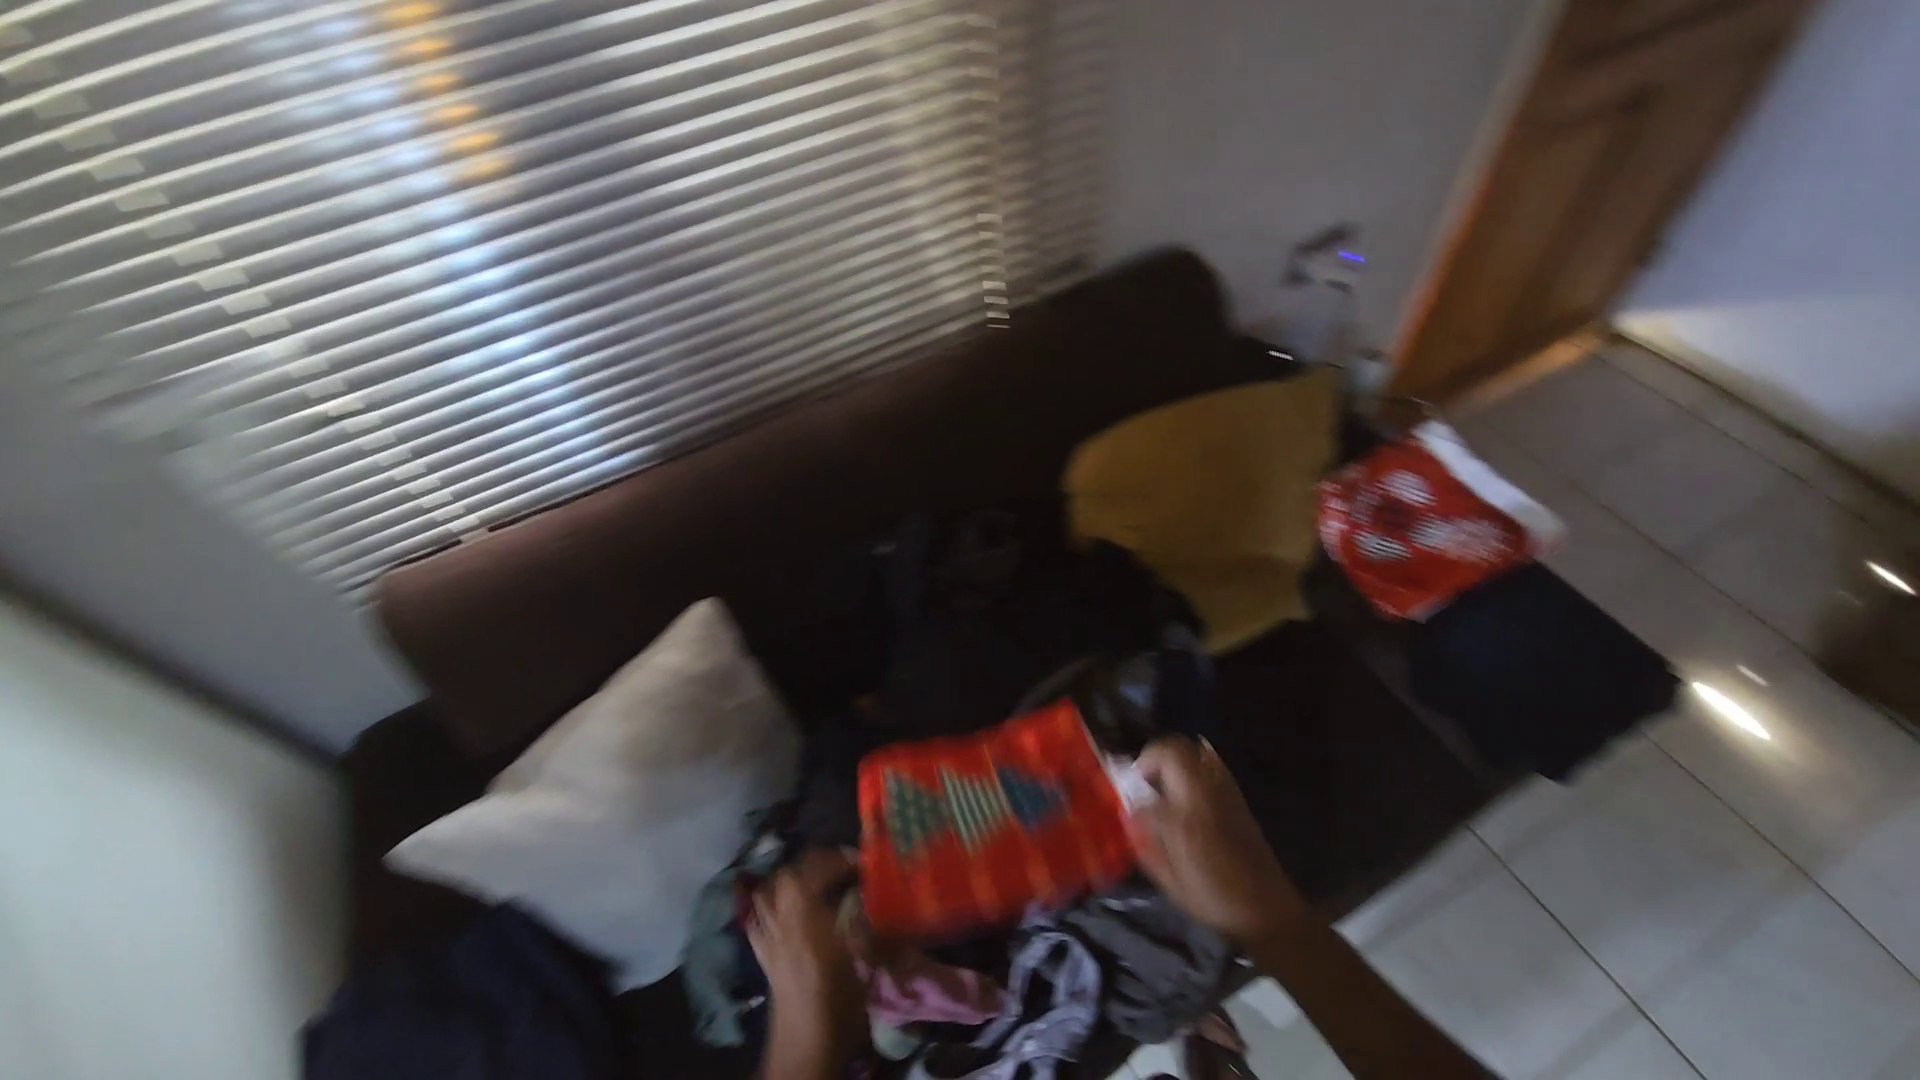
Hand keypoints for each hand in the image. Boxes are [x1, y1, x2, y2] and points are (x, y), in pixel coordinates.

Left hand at [748, 850, 866, 1071]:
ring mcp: (768, 941)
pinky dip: (772, 905)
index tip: (858, 862)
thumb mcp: (860, 970)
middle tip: (840, 867)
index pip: (810, 874)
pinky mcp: (763, 957)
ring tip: (815, 881)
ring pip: (767, 894)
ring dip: (790, 879)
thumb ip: (863, 932)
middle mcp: (782, 928)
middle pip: (785, 878)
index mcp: (807, 928)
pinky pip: (758, 919)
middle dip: (813, 864)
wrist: (803, 1053)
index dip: (834, 860)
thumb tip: (868, 905)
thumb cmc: (837, 1014)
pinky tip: (789, 910)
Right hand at [1131, 737, 1306, 943]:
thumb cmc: (1213, 899)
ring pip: (1192, 748)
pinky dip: (1194, 761)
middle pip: (1170, 750)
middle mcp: (1201, 795)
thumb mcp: (1170, 881)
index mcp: (1182, 820)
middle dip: (1150, 759)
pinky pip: (1211, 760)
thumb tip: (1130, 815)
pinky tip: (1187, 783)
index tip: (1127, 805)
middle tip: (1142, 780)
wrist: (1265, 907)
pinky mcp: (1236, 793)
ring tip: (1163, 780)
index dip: (1130, 794)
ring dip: (1171, 757)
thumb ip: (1146, 843)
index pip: (1144, 789)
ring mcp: (1222, 790)